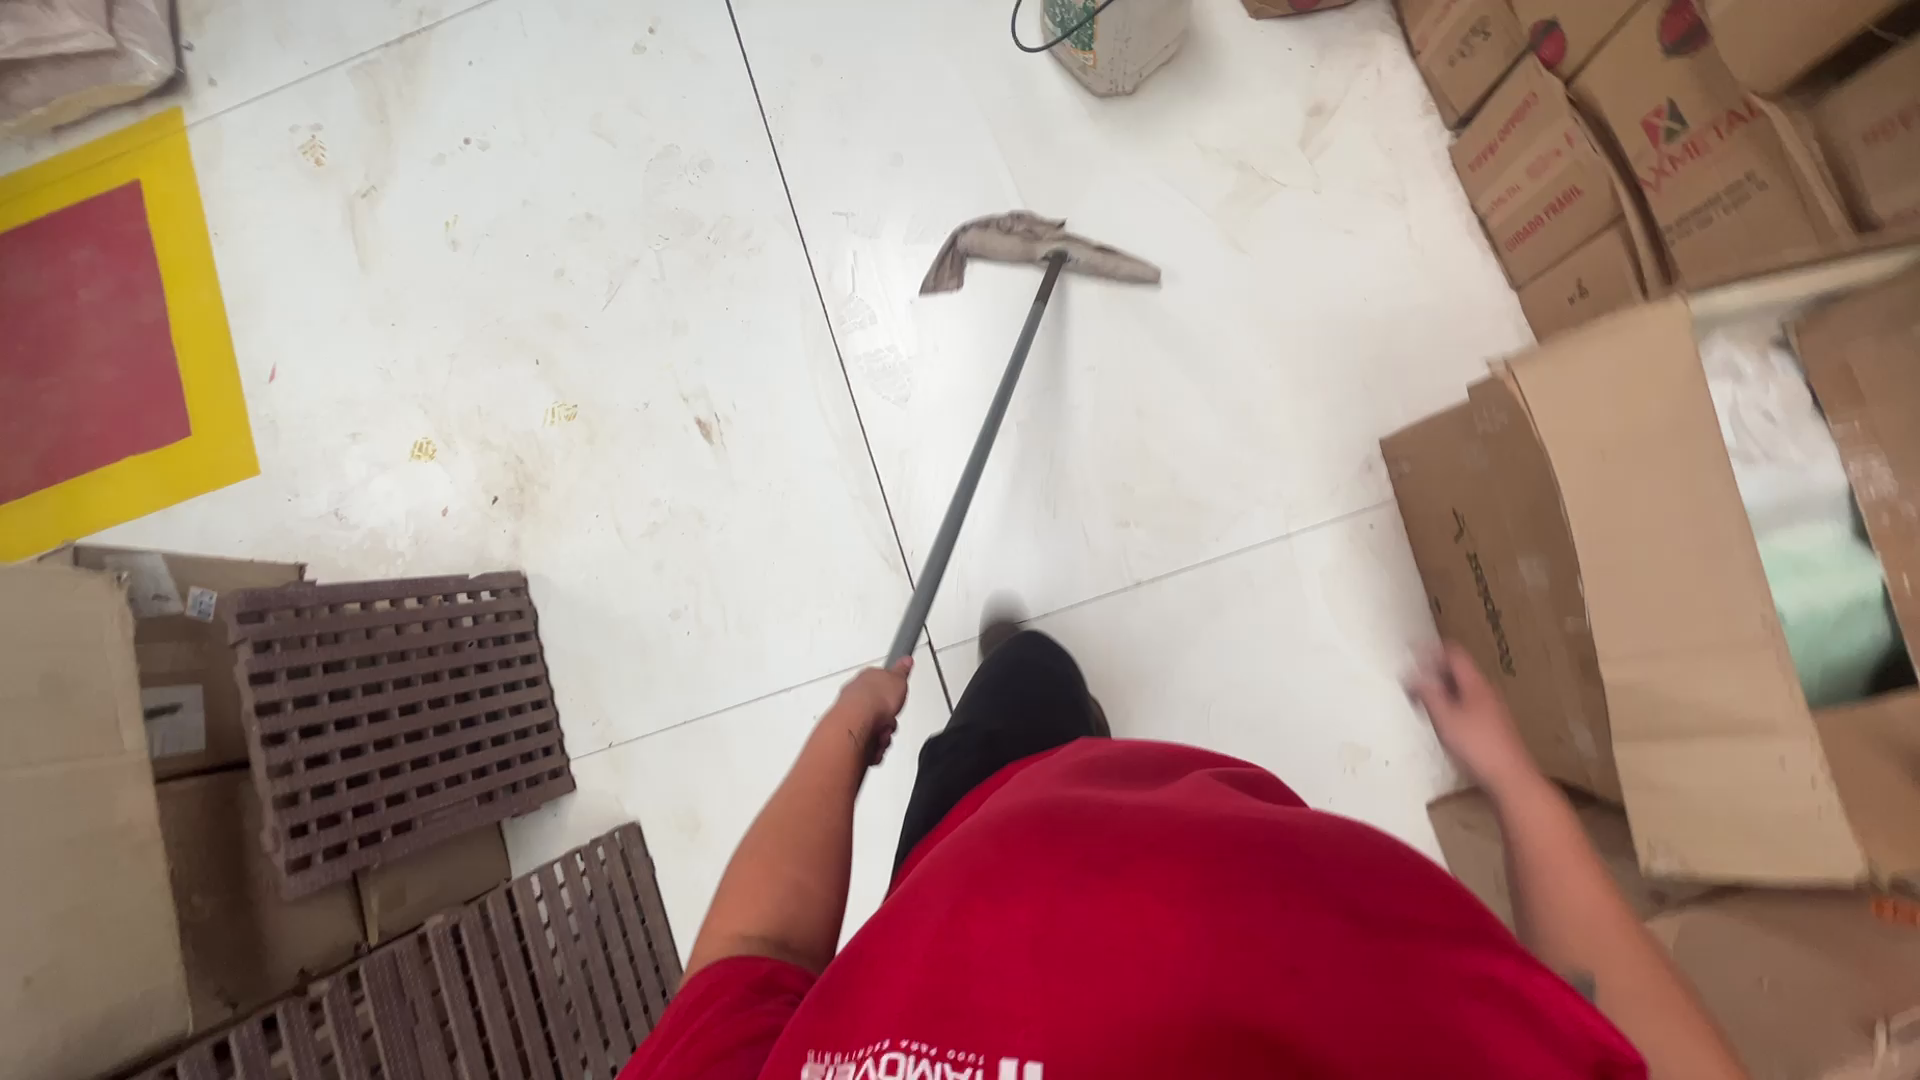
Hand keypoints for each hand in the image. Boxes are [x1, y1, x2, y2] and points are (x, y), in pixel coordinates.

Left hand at [826, 658, 911, 764]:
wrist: (856, 722)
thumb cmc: (873, 699)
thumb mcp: (898, 679)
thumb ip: (902, 671)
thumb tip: (905, 659)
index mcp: (865, 679)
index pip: (881, 685)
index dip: (892, 695)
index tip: (896, 700)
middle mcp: (855, 696)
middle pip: (878, 711)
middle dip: (888, 720)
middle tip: (889, 721)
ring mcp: (851, 716)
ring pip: (874, 729)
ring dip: (882, 735)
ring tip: (882, 733)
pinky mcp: (849, 735)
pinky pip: (867, 744)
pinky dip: (874, 747)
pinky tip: (875, 743)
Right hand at [1409, 643, 1540, 793]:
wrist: (1511, 778)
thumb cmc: (1477, 746)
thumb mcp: (1444, 717)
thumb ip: (1427, 693)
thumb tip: (1411, 673)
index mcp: (1475, 684)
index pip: (1454, 654)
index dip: (1432, 649)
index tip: (1410, 651)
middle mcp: (1485, 692)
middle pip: (1456, 670)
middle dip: (1432, 670)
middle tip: (1409, 678)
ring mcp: (1490, 708)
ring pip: (1459, 687)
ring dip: (1438, 688)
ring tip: (1418, 698)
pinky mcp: (1490, 724)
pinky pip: (1464, 702)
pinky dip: (1447, 702)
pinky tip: (1438, 718)